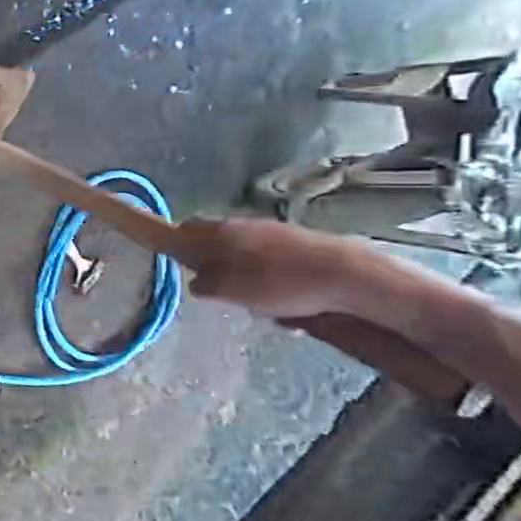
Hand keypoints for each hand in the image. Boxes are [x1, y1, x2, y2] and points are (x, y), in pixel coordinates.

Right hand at [174, 218, 376, 320]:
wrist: (349, 277)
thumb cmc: (280, 284)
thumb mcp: (229, 292)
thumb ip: (204, 284)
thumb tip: (199, 280)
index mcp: (218, 232)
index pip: (180, 230)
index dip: (170, 242)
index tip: (173, 258)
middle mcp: (241, 224)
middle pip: (210, 238)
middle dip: (206, 257)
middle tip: (213, 284)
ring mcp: (272, 230)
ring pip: (240, 248)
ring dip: (238, 267)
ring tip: (253, 297)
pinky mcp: (297, 241)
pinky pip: (267, 255)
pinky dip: (265, 272)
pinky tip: (282, 295)